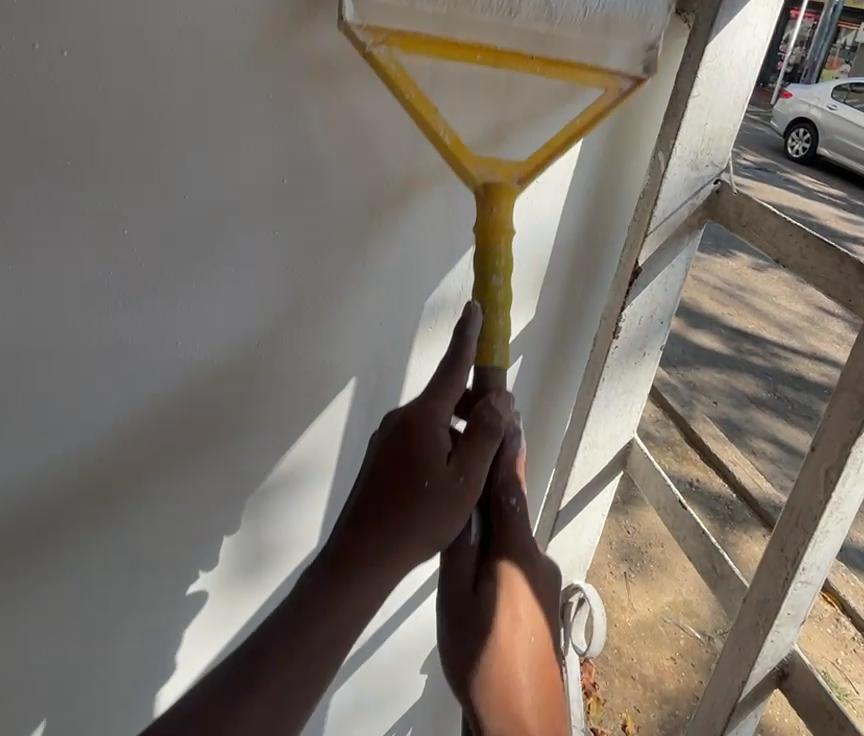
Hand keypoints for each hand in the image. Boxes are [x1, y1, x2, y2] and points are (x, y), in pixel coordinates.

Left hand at [324, 302, 513, 582]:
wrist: (362, 556)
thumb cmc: (418, 519)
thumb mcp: (465, 480)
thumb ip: (485, 434)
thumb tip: (501, 397)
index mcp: (424, 416)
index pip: (453, 366)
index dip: (468, 336)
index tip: (476, 306)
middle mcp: (403, 418)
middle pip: (449, 400)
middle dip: (477, 411)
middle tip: (501, 443)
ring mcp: (389, 438)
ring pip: (436, 425)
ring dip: (461, 439)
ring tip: (476, 479)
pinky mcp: (382, 458)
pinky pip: (421, 441)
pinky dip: (442, 451)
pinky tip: (450, 488)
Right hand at [438, 410, 567, 735]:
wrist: (521, 720)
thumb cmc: (479, 657)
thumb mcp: (456, 599)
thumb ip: (460, 547)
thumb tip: (462, 502)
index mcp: (513, 551)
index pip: (507, 485)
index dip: (503, 447)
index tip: (502, 412)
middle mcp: (535, 558)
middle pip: (510, 510)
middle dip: (491, 484)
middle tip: (467, 463)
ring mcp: (542, 584)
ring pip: (511, 541)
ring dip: (491, 528)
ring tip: (459, 535)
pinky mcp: (542, 604)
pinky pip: (515, 565)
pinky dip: (497, 556)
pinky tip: (478, 576)